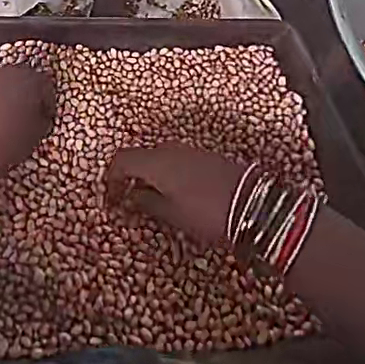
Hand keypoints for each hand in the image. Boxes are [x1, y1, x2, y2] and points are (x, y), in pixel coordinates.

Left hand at [0, 65, 54, 180]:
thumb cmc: (8, 143)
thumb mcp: (36, 134)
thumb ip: (42, 117)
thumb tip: (40, 114)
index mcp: (29, 80)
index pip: (46, 84)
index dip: (48, 101)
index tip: (47, 115)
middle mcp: (7, 73)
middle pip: (24, 78)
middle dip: (29, 93)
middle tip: (31, 113)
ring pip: (4, 83)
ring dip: (10, 95)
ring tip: (11, 117)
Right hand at [105, 143, 247, 247]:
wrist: (255, 205)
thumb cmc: (206, 212)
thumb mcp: (172, 214)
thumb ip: (146, 203)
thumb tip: (130, 197)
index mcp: (155, 161)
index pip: (121, 160)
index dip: (111, 178)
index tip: (110, 197)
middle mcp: (170, 149)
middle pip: (140, 157)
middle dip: (130, 176)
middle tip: (127, 199)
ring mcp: (190, 151)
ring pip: (159, 158)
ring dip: (150, 175)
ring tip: (150, 200)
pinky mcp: (206, 157)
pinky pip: (176, 160)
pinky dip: (167, 174)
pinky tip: (174, 193)